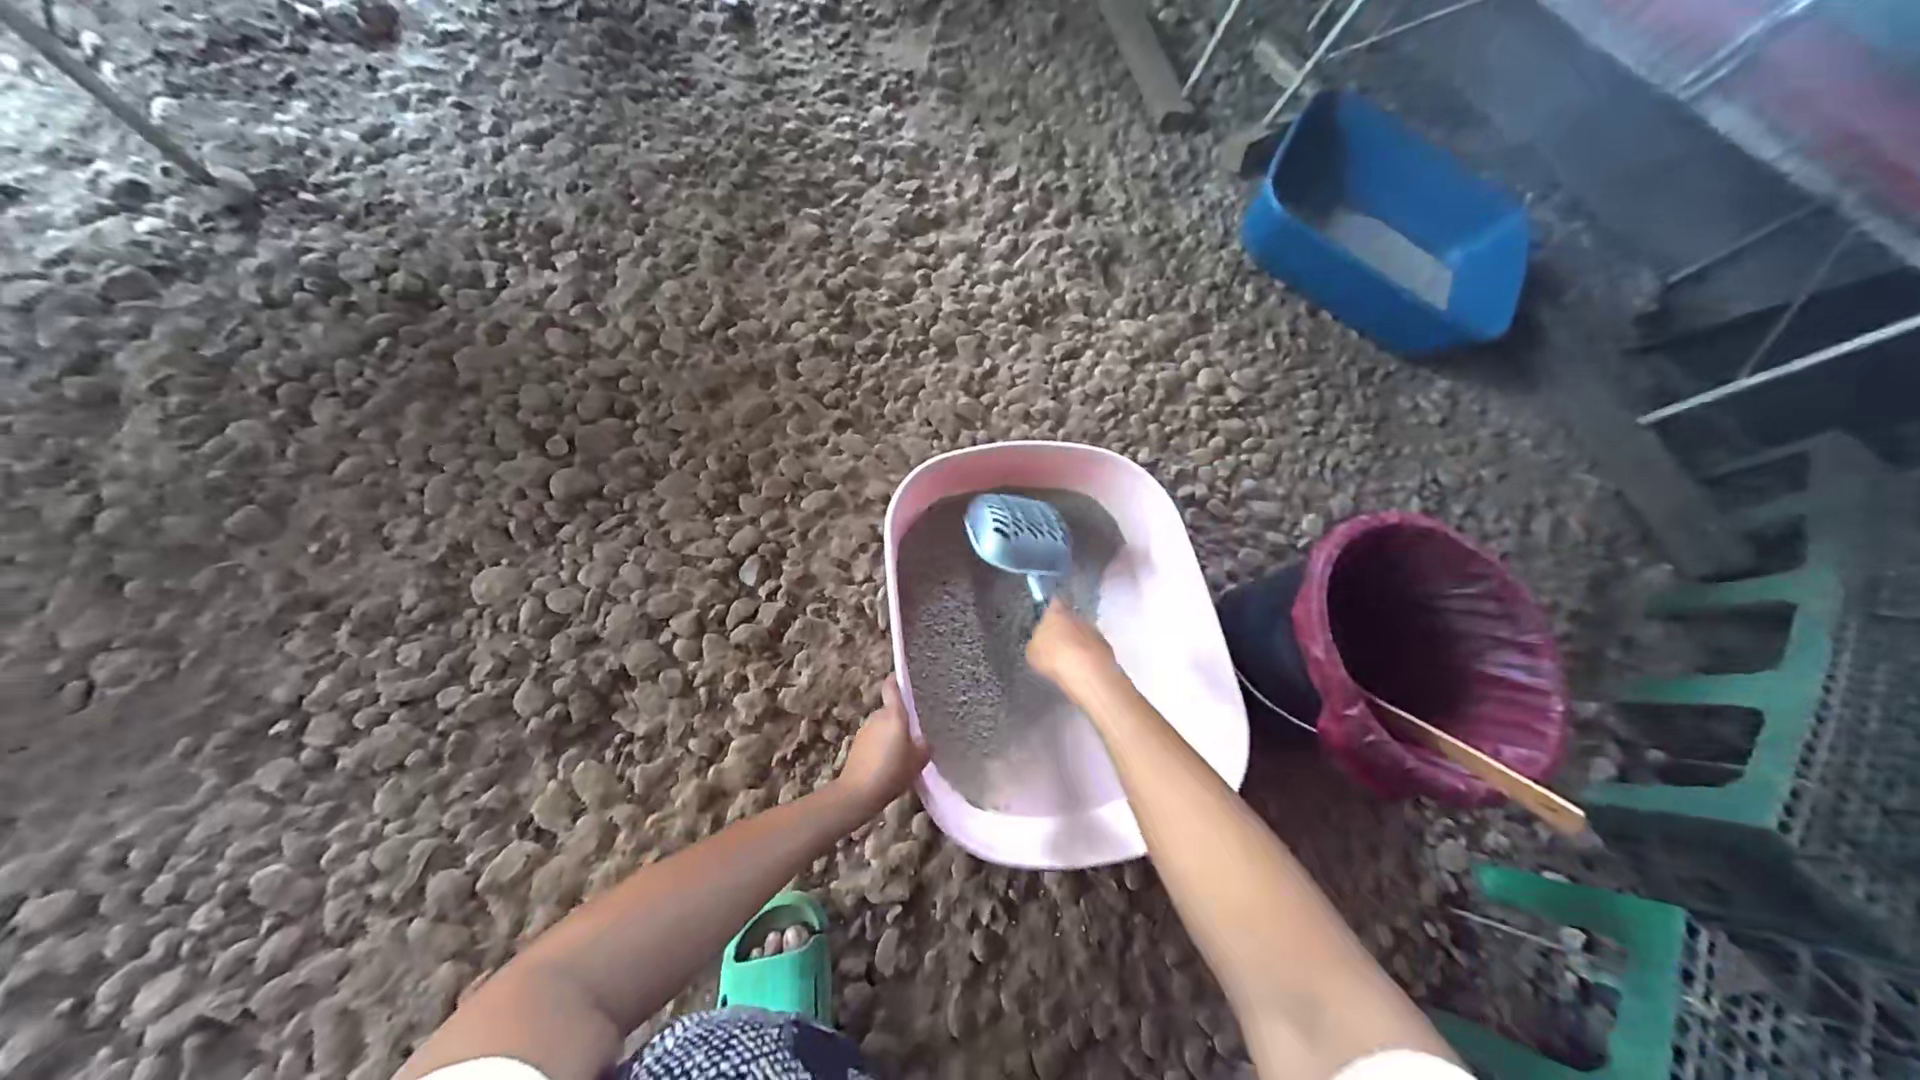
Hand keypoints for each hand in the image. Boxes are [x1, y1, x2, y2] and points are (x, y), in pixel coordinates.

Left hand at [835, 677, 928, 810]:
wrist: (858, 792)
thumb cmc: (892, 771)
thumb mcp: (919, 759)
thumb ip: (924, 743)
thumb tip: (923, 737)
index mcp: (894, 714)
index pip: (892, 686)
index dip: (897, 679)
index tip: (906, 678)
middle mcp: (877, 716)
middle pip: (891, 709)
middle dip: (902, 717)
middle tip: (916, 729)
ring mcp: (865, 729)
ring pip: (883, 724)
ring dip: (891, 732)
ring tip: (903, 749)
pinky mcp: (857, 744)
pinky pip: (875, 737)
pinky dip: (882, 744)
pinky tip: (889, 761)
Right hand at [1026, 600, 1118, 695]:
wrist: (1087, 671)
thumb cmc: (1053, 656)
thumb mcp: (1032, 651)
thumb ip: (1036, 642)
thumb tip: (1039, 641)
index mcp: (1057, 611)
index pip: (1054, 601)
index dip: (1051, 609)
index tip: (1047, 618)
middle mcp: (1077, 615)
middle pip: (1070, 618)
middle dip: (1065, 628)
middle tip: (1057, 644)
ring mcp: (1094, 630)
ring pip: (1083, 632)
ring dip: (1078, 642)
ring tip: (1070, 659)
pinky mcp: (1106, 645)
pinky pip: (1092, 647)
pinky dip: (1088, 654)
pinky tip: (1082, 667)